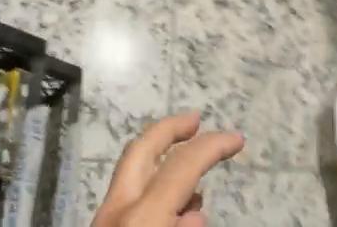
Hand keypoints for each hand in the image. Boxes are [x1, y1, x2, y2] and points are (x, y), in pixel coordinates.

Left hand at [94, 112, 244, 226]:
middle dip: (169, 128)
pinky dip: (148, 190)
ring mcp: (103, 217)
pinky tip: (167, 208)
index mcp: (143, 215)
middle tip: (196, 120)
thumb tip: (195, 212)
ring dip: (159, 159)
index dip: (213, 146)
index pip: (183, 165)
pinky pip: (125, 198)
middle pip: (141, 149)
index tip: (237, 138)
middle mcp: (118, 207)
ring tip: (189, 167)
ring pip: (129, 171)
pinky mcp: (98, 225)